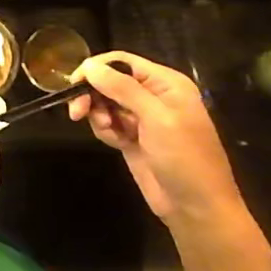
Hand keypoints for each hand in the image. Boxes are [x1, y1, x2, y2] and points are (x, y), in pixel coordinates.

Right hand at [69, 51, 242, 229]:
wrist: (196, 208)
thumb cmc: (184, 157)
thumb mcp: (156, 118)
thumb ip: (123, 88)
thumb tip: (90, 65)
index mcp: (166, 83)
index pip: (123, 62)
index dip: (97, 68)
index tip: (74, 83)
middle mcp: (153, 96)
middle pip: (110, 81)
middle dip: (93, 94)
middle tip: (77, 112)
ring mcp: (142, 119)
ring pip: (106, 103)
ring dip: (99, 115)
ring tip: (108, 132)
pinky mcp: (132, 139)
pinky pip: (109, 124)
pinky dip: (105, 131)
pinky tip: (115, 143)